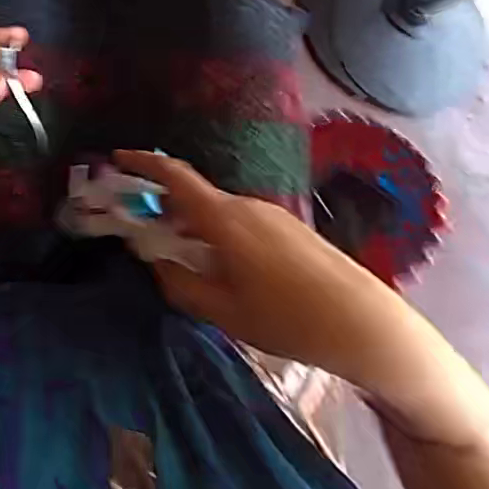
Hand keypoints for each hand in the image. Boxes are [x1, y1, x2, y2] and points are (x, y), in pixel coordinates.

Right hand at [112, 150, 429, 397]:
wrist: (372, 329)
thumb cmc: (288, 320)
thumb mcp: (221, 310)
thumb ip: (178, 282)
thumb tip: (156, 261)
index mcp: (224, 219)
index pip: (174, 176)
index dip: (142, 163)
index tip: (117, 159)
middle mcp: (247, 207)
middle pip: (193, 196)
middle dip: (163, 207)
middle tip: (145, 231)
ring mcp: (273, 215)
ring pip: (218, 211)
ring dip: (192, 224)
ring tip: (185, 257)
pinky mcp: (292, 230)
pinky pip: (241, 221)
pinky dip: (217, 232)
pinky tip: (225, 267)